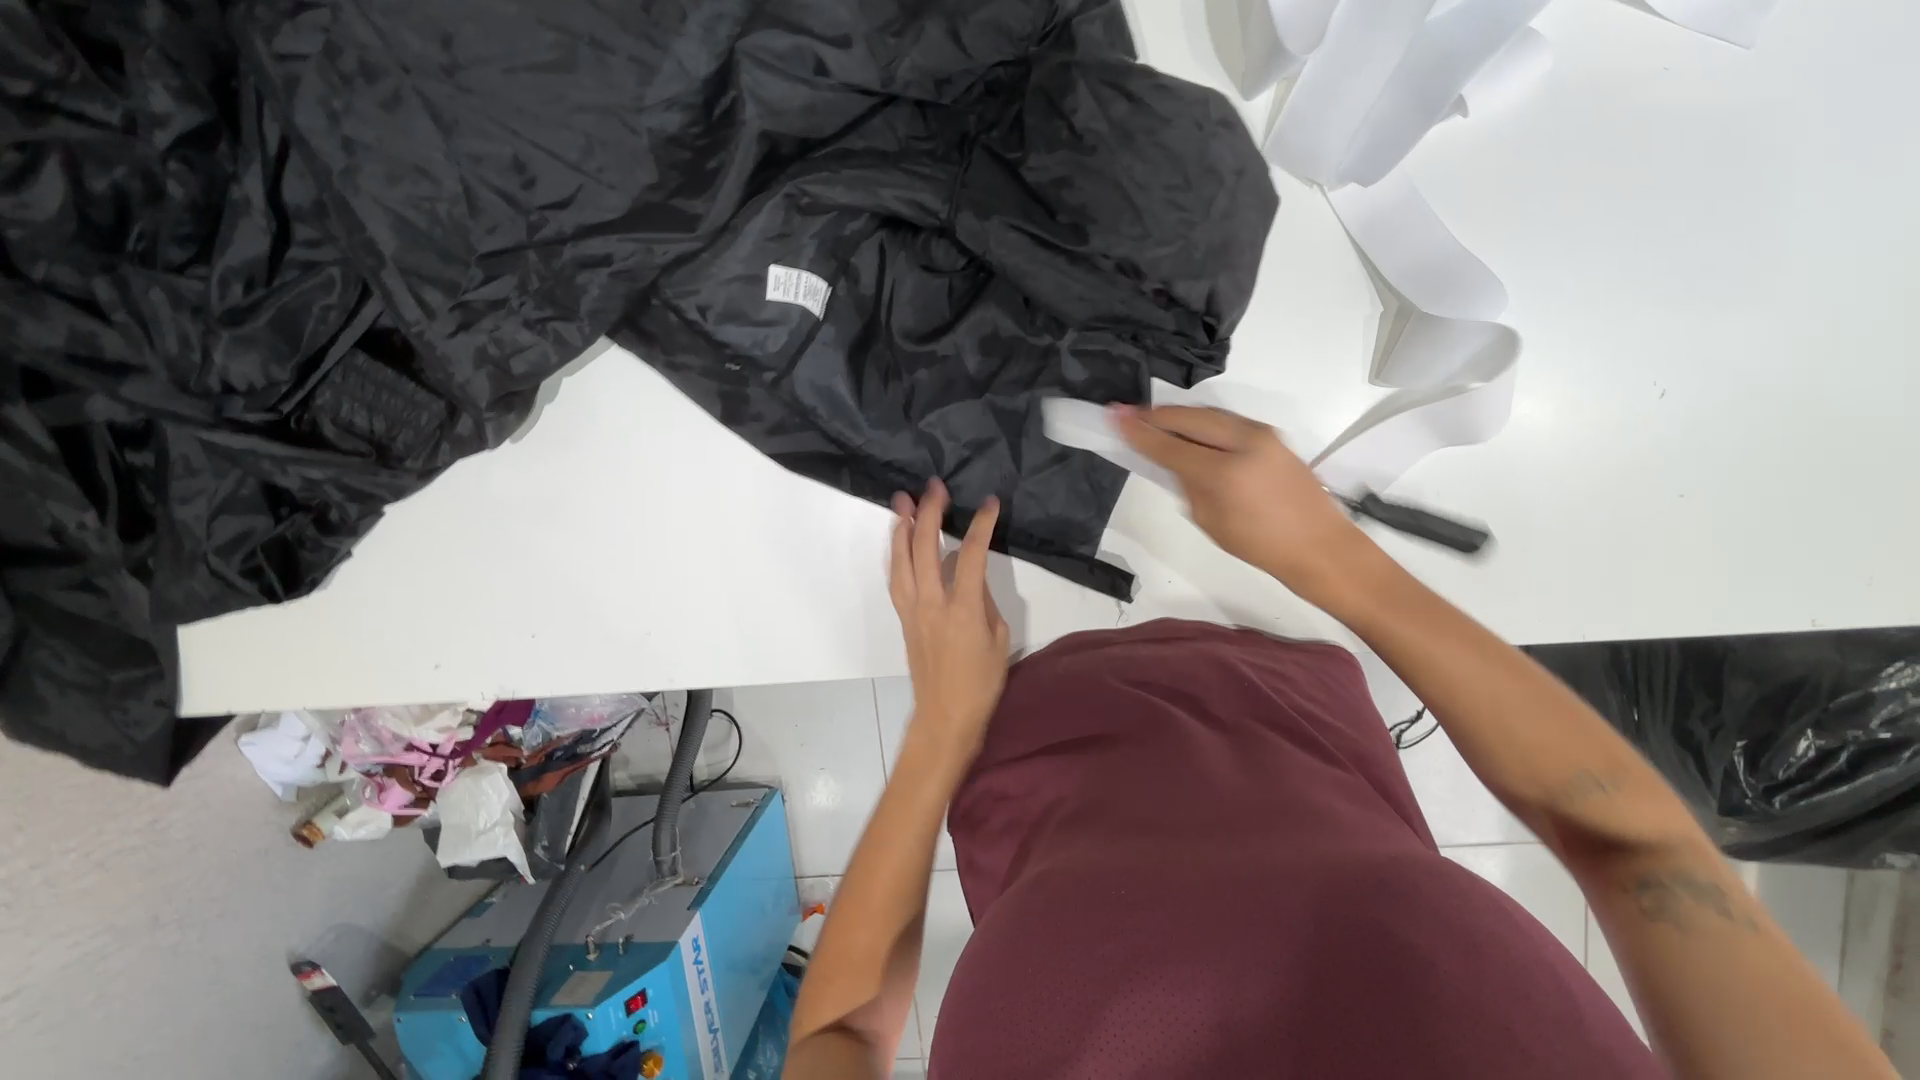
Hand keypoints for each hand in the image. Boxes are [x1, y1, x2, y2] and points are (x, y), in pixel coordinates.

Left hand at [888, 479, 1009, 760]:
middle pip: (925, 548)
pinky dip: (897, 555)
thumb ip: (985, 603)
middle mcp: (932, 603)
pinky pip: (896, 578)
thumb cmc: (981, 682)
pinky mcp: (904, 619)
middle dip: (930, 513)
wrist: (946, 716)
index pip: (972, 554)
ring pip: (901, 560)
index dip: (982, 525)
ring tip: (905, 503)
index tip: (990, 503)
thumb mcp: (998, 639)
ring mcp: (913, 610)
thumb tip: (972, 580)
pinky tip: (900, 542)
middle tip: (934, 487)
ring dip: (903, 528)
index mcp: (963, 608)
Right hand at [1114, 404, 1368, 593]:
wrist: (1319, 544)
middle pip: (1189, 417)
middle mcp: (1243, 443)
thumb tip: (1175, 460)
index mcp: (1223, 473)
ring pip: (1210, 414)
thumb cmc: (1260, 544)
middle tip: (1127, 412)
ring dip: (1180, 416)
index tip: (1114, 416)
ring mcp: (1262, 435)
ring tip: (1155, 419)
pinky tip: (1191, 429)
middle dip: (1156, 415)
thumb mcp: (1210, 520)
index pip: (1169, 445)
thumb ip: (1189, 485)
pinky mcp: (1272, 435)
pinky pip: (1228, 421)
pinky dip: (1204, 422)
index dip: (1138, 431)